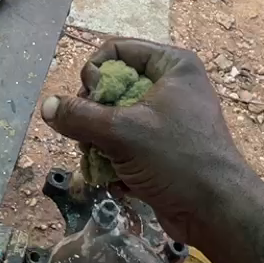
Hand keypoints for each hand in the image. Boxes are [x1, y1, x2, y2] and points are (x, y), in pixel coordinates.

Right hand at [39, 38, 263, 246]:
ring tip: (96, 161)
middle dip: (93, 114)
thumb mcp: (123, 133)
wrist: (218, 212)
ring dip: (98, 140)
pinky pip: (125, 141)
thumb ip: (79, 116)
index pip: (115, 50)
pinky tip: (112, 178)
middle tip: (88, 136)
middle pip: (111, 85)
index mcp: (172, 65)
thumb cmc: (177, 160)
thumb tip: (46, 106)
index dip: (94, 73)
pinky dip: (114, 158)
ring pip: (114, 117)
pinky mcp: (164, 146)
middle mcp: (171, 84)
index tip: (90, 100)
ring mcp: (168, 116)